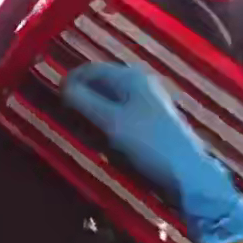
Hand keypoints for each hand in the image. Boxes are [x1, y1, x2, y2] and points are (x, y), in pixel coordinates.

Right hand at [61, 62, 242, 242]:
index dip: (72, 81)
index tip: (54, 98)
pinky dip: (109, 121)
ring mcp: (149, 100)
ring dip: (95, 111)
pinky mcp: (154, 118)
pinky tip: (106, 138)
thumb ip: (84, 101)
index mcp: (131, 76)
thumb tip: (62, 86)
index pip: (93, 69)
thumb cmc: (148, 143)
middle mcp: (141, 82)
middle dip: (83, 96)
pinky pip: (123, 112)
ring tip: (84, 129)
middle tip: (67, 116)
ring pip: (112, 99)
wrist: (187, 172)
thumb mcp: (111, 122)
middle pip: (103, 82)